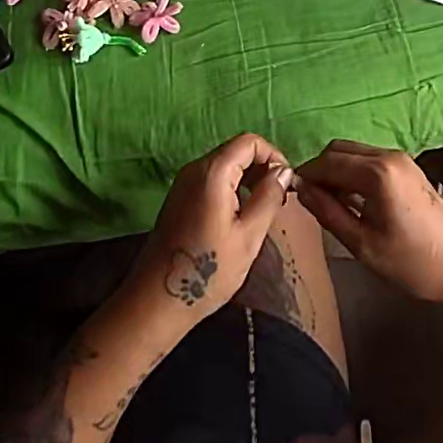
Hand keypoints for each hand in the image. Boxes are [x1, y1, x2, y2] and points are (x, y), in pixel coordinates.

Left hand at [126, 132, 294, 321]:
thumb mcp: (249, 236)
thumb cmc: (208, 270)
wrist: (156, 301)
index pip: (249, 141)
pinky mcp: (180, 197)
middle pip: (236, 150)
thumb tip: (284, 171)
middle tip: (278, 199)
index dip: (273, 156)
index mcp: (213, 173)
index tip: (286, 183)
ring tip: (262, 209)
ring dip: (248, 178)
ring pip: (225, 164)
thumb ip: (269, 197)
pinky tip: (240, 216)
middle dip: (262, 167)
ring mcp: (184, 182)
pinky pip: (213, 178)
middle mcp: (195, 169)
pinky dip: (232, 187)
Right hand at [295, 139, 442, 305]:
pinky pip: (368, 159)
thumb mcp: (361, 243)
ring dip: (337, 171)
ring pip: (353, 152)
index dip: (306, 175)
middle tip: (311, 200)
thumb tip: (301, 190)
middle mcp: (388, 155)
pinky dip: (353, 172)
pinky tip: (352, 200)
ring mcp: (400, 158)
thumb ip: (328, 212)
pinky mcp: (406, 166)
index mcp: (377, 173)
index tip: (292, 193)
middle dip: (321, 170)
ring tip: (331, 204)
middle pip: (339, 150)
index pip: (328, 162)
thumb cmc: (411, 262)